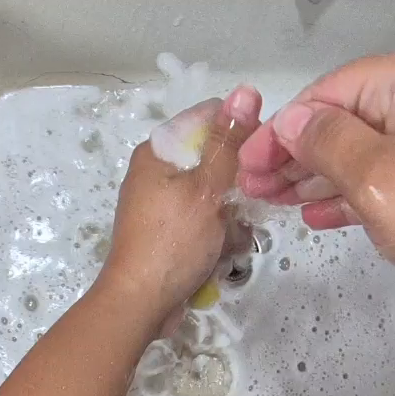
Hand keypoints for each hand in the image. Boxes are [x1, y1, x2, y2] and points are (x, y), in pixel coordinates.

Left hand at [97, 87, 261, 324]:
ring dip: (230, 224)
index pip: (209, 120)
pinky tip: (219, 259)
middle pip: (215, 165)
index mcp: (158, 153)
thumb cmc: (172, 243)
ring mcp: (162, 211)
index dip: (239, 137)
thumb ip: (228, 143)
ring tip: (226, 243)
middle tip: (240, 213)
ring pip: (215, 201)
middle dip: (236, 192)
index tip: (256, 164)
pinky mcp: (169, 240)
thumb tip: (246, 90)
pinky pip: (204, 229)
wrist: (138, 305)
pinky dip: (216, 243)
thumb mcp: (206, 189)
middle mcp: (157, 176)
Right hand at [238, 50, 394, 322]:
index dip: (286, 128)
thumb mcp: (382, 179)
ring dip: (323, 178)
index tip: (247, 165)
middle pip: (355, 119)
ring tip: (280, 204)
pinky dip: (360, 195)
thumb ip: (329, 145)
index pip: (338, 90)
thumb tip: (293, 121)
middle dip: (299, 155)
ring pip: (374, 152)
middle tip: (254, 190)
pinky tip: (325, 214)